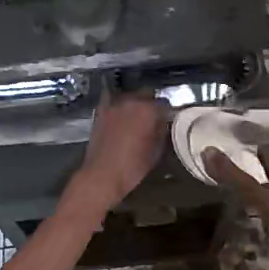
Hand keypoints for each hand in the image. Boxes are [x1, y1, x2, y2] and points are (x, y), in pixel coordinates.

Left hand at [72, 94, 165, 208]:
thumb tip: (163, 123)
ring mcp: (113, 105)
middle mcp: (131, 101)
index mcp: (148, 110)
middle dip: (151, 104)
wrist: (102, 174)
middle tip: (153, 118)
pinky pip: (113, 102)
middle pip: (146, 94)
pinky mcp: (100, 112)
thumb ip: (162, 131)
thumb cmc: (133, 166)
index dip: (167, 112)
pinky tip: (120, 117)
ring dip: (135, 104)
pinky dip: (119, 107)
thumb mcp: (156, 151)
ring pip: (129, 97)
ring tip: (136, 117)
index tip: (168, 120)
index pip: (165, 103)